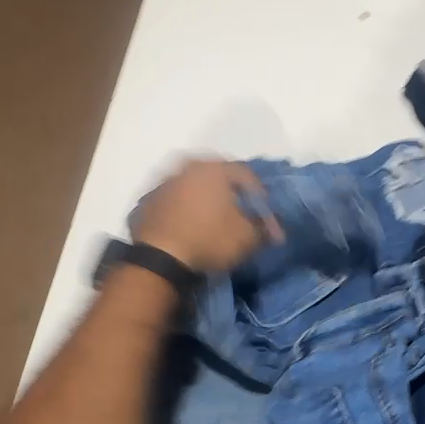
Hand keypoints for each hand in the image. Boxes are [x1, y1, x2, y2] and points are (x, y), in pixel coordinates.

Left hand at [130, 159, 278, 274]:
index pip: (247, 175)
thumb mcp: (247, 238)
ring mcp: (166, 180)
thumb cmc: (209, 240)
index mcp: (215, 168)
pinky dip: (188, 207)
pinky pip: (178, 198)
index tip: (265, 217)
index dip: (261, 197)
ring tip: (215, 219)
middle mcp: (189, 166)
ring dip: (208, 198)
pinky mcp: (150, 198)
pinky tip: (192, 224)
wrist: (159, 257)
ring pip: (196, 185)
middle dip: (232, 194)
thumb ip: (264, 228)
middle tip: (241, 213)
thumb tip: (274, 229)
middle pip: (219, 176)